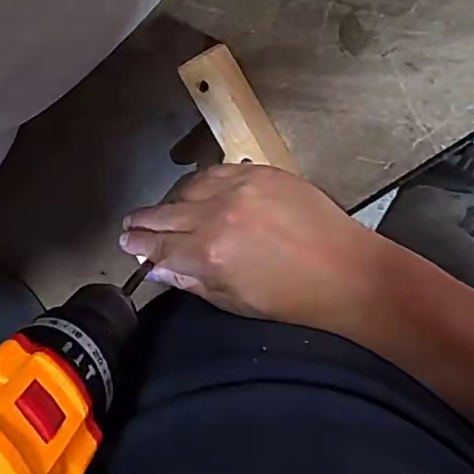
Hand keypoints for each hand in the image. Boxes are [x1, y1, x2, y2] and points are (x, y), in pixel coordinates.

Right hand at [119, 164, 409, 336]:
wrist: (346, 271)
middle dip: (143, 221)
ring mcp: (239, 189)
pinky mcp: (259, 173)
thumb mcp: (234, 300)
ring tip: (164, 209)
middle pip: (164, 214)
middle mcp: (217, 216)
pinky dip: (200, 183)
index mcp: (209, 254)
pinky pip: (215, 172)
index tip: (127, 241)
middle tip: (131, 224)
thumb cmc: (293, 298)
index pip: (157, 245)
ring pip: (186, 188)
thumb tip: (157, 268)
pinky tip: (196, 190)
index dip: (137, 243)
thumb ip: (190, 280)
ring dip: (171, 201)